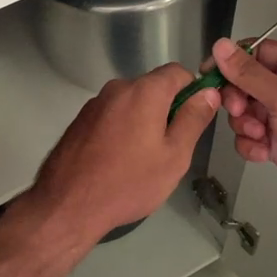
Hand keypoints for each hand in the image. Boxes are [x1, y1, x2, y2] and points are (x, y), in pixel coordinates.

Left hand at [12, 63, 220, 251]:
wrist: (68, 204)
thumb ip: (193, 119)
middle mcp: (117, 88)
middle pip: (153, 87)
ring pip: (132, 103)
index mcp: (143, 91)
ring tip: (143, 160)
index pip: (178, 72)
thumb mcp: (174, 156)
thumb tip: (209, 92)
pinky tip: (119, 160)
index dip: (193, 91)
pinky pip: (113, 115)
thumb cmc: (128, 182)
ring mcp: (95, 103)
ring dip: (144, 121)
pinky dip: (122, 129)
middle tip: (170, 148)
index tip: (194, 119)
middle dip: (167, 110)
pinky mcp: (81, 120)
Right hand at [211, 38, 276, 234]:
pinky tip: (264, 153)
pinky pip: (251, 136)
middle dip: (237, 99)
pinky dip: (251, 145)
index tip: (210, 75)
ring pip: (245, 111)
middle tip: (241, 111)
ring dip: (244, 125)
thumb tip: (221, 46)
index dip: (231, 62)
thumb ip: (249, 73)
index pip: (256, 52)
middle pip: (245, 82)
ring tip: (260, 136)